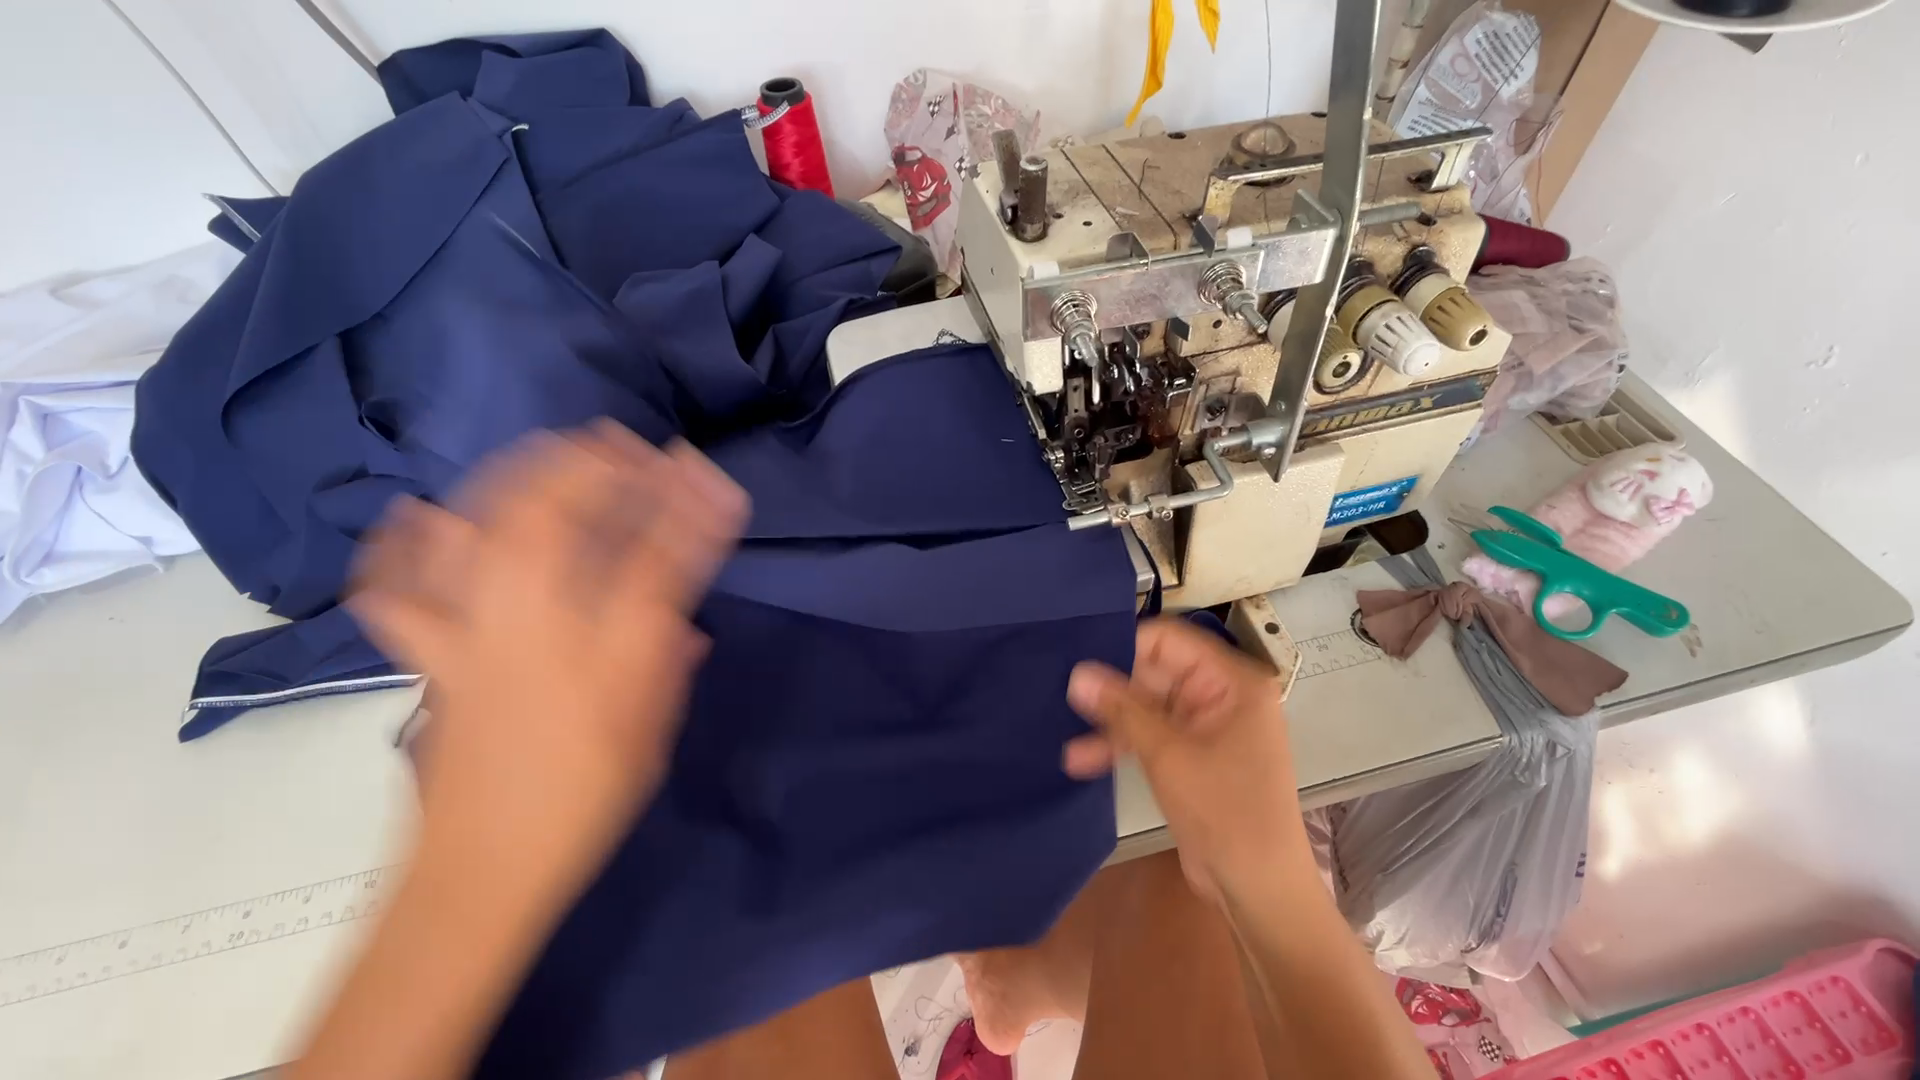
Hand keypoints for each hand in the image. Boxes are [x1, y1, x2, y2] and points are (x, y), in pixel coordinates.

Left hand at [349, 421, 747, 898]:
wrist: (484, 866)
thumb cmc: (584, 799)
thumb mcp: (651, 730)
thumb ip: (667, 665)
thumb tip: (687, 623)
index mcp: (609, 648)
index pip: (658, 556)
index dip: (687, 507)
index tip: (708, 475)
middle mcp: (540, 624)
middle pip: (561, 515)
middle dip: (598, 465)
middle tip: (627, 444)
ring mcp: (475, 631)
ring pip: (487, 527)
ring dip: (523, 477)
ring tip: (552, 453)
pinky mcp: (432, 651)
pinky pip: (403, 585)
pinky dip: (405, 545)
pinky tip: (417, 516)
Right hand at [1062, 618, 1305, 903]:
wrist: (1257, 889)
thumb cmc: (1225, 812)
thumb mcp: (1168, 754)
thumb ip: (1121, 709)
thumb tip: (1077, 673)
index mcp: (1232, 682)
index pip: (1169, 641)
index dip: (1124, 646)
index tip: (1078, 657)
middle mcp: (1221, 697)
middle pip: (1155, 674)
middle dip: (1111, 688)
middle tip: (1060, 693)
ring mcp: (1206, 728)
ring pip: (1147, 708)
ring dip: (1110, 722)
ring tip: (1065, 732)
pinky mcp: (1191, 757)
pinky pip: (1150, 736)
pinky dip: (1122, 745)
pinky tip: (1082, 759)